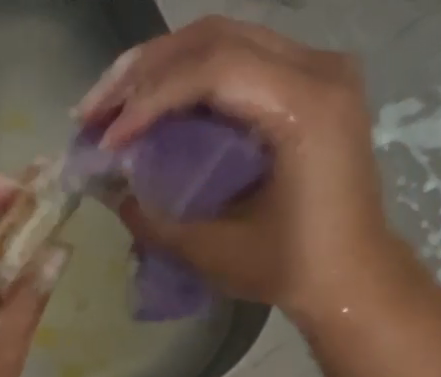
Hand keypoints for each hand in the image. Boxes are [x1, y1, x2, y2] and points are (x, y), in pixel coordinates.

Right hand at [76, 18, 415, 323]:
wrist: (351, 272)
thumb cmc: (287, 266)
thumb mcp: (210, 248)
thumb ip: (153, 215)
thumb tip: (106, 187)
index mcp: (304, 108)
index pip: (212, 71)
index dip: (147, 100)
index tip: (104, 141)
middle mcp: (318, 70)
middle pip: (212, 39)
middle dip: (140, 73)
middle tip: (90, 112)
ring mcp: (317, 69)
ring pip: (221, 39)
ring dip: (156, 69)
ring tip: (109, 106)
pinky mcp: (306, 81)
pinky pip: (236, 57)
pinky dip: (183, 76)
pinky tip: (148, 104)